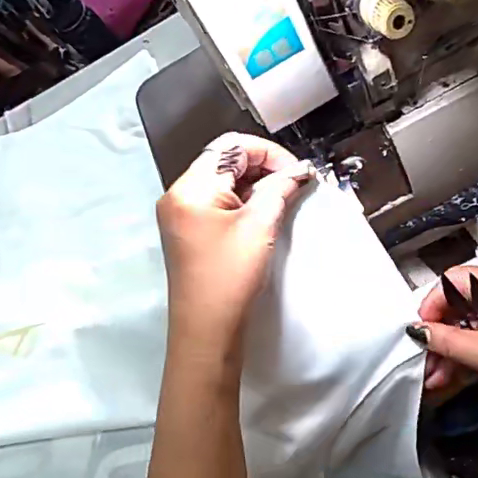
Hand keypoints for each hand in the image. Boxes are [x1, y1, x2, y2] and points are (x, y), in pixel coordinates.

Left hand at [157, 133, 314, 349]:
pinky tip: (265, 212)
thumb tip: (298, 171)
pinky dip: (243, 201)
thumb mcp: (259, 227)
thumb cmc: (228, 279)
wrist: (206, 330)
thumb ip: (279, 189)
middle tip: (294, 184)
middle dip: (262, 166)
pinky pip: (218, 202)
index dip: (268, 152)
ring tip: (283, 199)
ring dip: (255, 184)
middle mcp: (179, 196)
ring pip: (223, 181)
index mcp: (189, 189)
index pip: (230, 146)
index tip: (295, 171)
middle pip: (224, 160)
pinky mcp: (190, 231)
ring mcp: (182, 214)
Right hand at [410, 266, 477, 427]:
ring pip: (468, 328)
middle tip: (422, 358)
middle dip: (438, 332)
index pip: (457, 279)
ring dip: (448, 350)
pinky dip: (464, 359)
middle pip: (460, 304)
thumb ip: (449, 341)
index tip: (421, 329)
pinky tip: (447, 378)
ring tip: (432, 376)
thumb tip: (416, 331)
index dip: (434, 300)